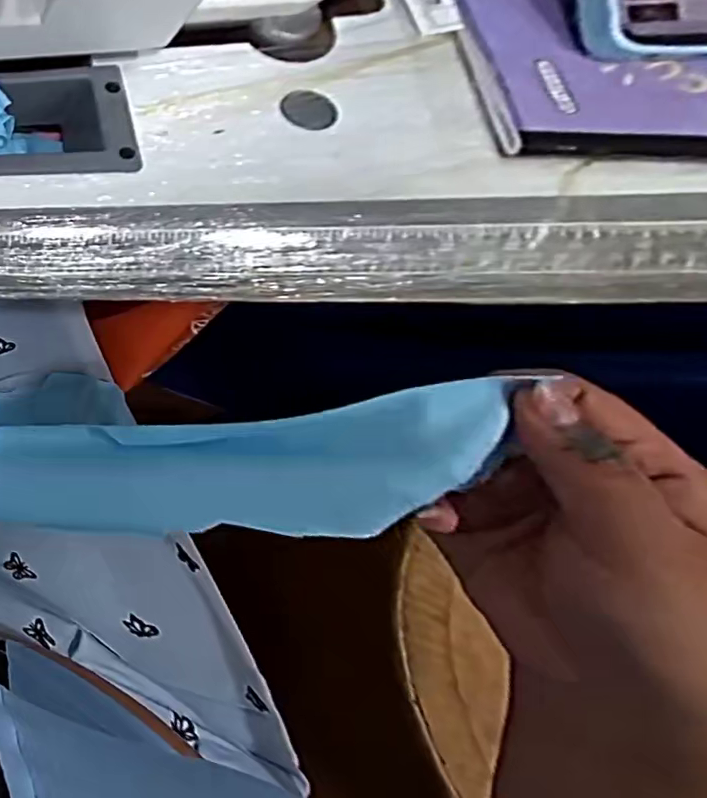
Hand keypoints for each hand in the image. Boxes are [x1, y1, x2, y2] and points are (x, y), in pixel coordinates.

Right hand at [419, 375, 706, 794]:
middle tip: (433, 449)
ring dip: (434, 469)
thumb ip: (588, 466)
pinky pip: (433, 497)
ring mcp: (519, 504)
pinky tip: (434, 520)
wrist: (627, 703)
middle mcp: (570, 477)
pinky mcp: (472, 529)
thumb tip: (533, 391)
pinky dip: (422, 501)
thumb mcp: (642, 541)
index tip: (465, 408)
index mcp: (636, 469)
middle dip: (461, 434)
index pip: (573, 404)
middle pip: (501, 425)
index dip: (521, 398)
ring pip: (458, 457)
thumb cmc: (672, 625)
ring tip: (432, 494)